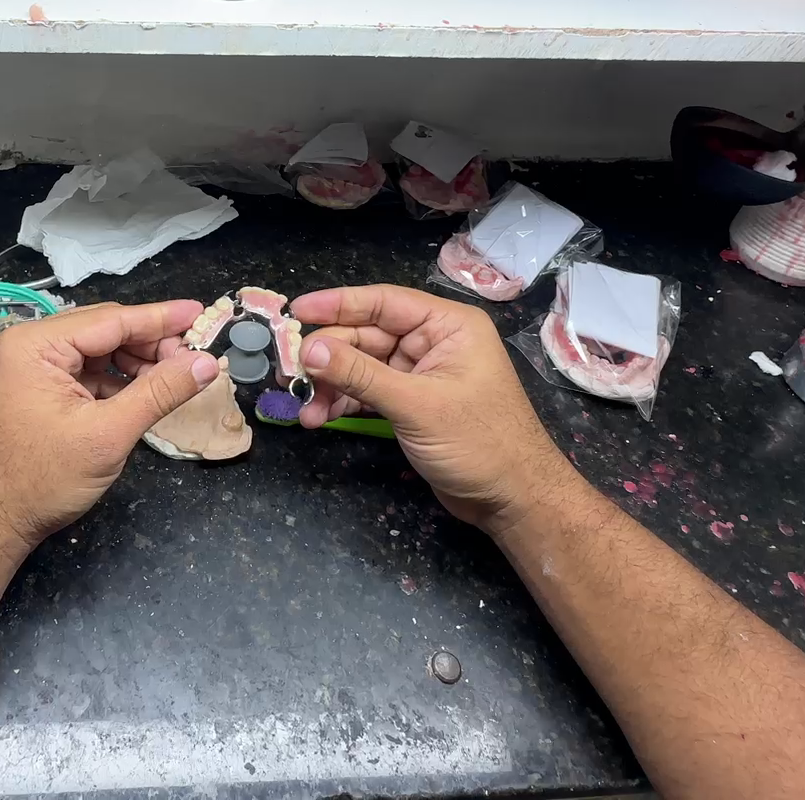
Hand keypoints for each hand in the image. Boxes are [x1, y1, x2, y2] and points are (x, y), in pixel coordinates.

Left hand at [0, 300, 220, 551]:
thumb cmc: (43, 479)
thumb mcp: (109, 434)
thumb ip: (159, 392)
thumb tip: (206, 363)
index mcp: (36, 344)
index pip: (111, 320)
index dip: (161, 318)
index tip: (199, 311)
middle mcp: (29, 345)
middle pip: (104, 330)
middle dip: (150, 343)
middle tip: (193, 358)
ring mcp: (30, 367)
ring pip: (97, 351)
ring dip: (135, 363)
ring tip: (173, 378)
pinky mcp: (35, 389)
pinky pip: (85, 371)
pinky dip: (116, 381)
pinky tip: (143, 393)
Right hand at [291, 285, 578, 532]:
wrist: (514, 501)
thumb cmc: (479, 443)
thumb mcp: (416, 405)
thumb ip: (360, 374)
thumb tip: (309, 350)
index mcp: (446, 325)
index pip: (382, 302)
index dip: (336, 304)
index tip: (296, 310)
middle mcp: (432, 341)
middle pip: (365, 336)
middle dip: (328, 356)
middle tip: (290, 373)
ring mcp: (419, 372)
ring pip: (360, 365)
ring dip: (330, 385)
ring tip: (304, 409)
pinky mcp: (410, 401)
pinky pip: (366, 390)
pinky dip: (343, 401)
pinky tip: (320, 417)